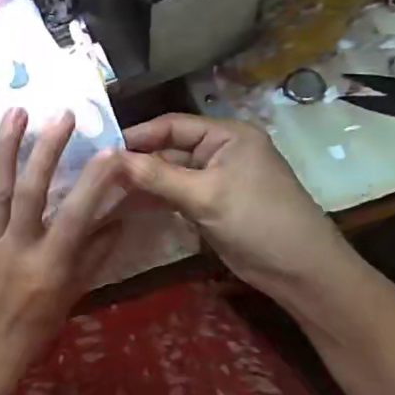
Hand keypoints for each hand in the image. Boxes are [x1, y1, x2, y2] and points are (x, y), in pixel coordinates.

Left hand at [0, 108, 120, 394]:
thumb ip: (94, 256)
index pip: (76, 215)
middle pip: (31, 192)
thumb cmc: (35, 326)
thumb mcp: (73, 294)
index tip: (111, 152)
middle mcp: (18, 247)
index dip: (94, 183)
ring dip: (6, 149)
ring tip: (16, 112)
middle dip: (47, 151)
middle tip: (62, 115)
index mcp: (50, 264)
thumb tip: (119, 219)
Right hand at [120, 114, 356, 298]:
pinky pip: (177, 194)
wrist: (299, 269)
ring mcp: (216, 179)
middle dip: (136, 160)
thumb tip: (111, 160)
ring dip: (142, 181)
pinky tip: (126, 204)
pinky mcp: (211, 205)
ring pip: (170, 174)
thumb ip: (157, 176)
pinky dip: (155, 198)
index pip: (172, 125)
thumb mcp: (205, 196)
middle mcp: (220, 151)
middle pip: (169, 148)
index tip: (100, 147)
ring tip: (103, 188)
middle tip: (95, 172)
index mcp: (227, 135)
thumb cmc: (257, 221)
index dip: (137, 135)